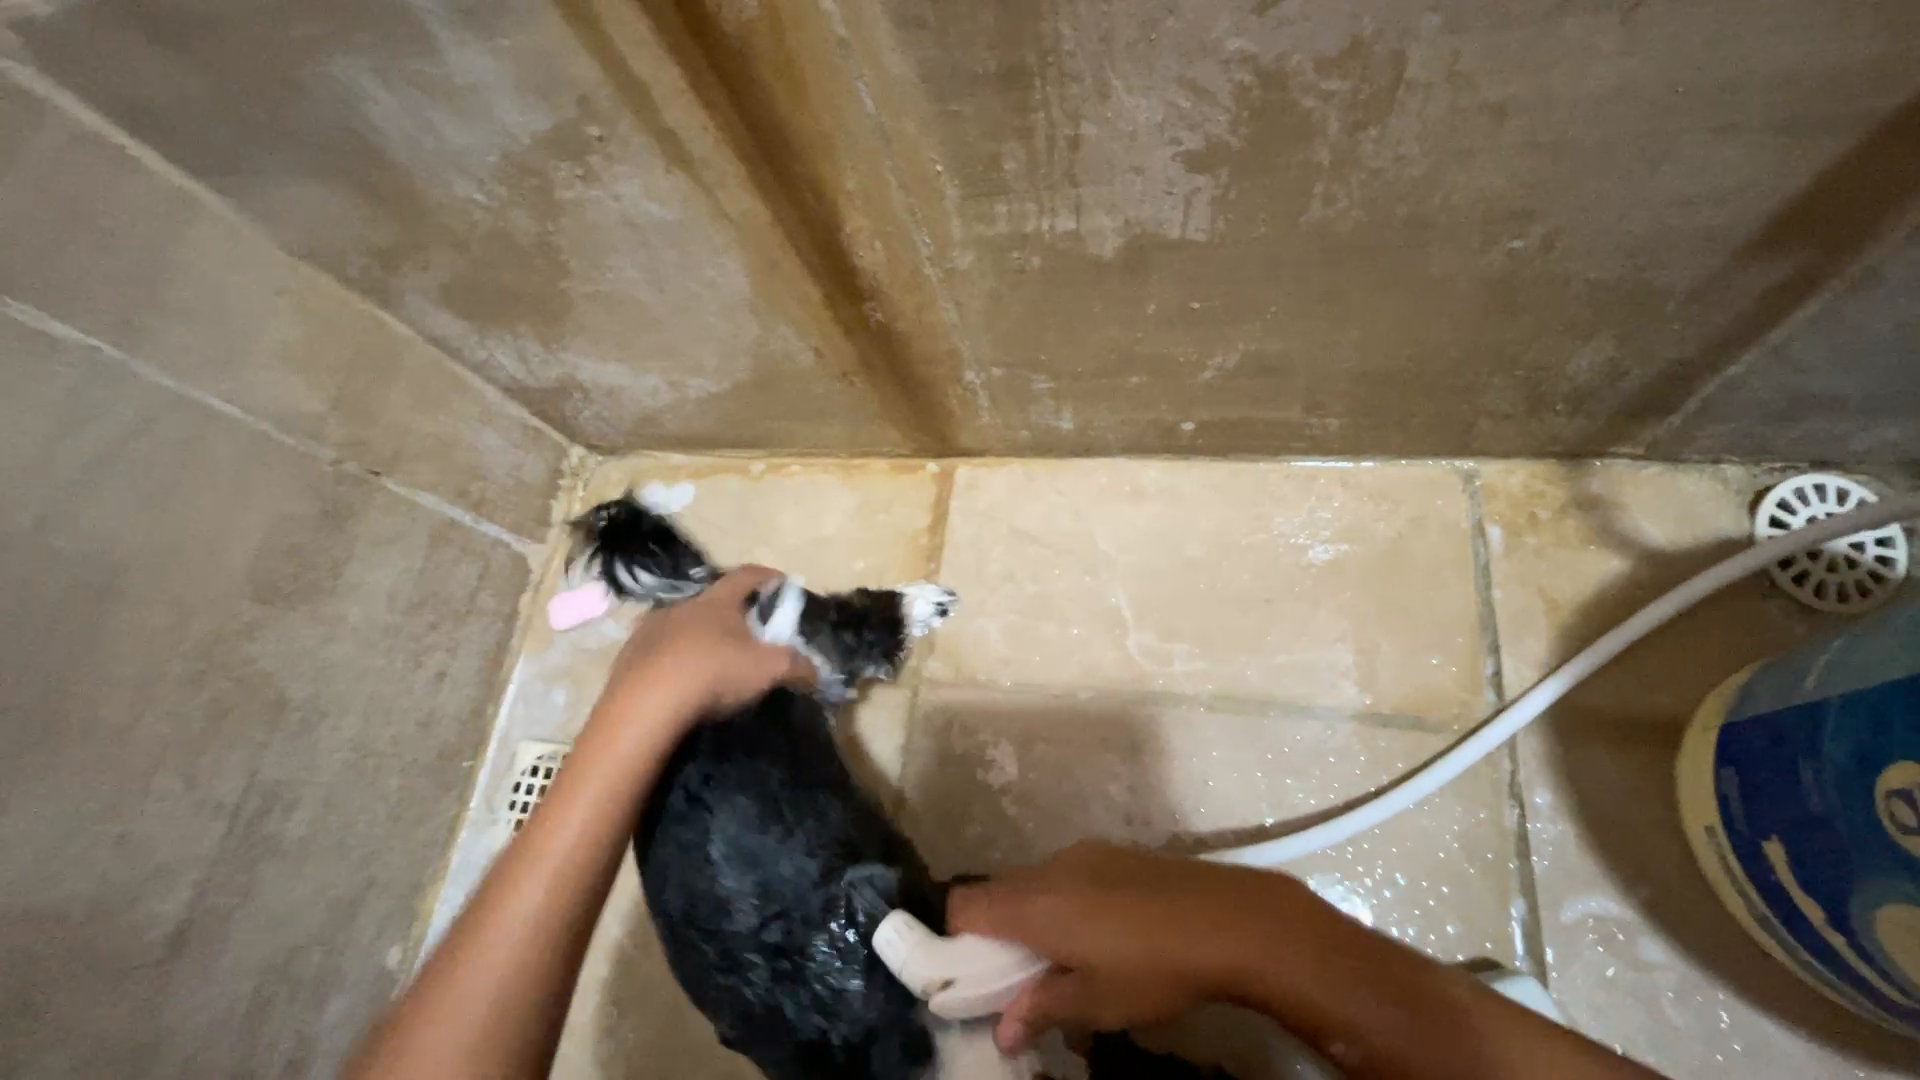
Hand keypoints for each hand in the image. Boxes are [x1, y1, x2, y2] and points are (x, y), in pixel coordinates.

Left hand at [592, 565, 814, 732]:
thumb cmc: (712, 674)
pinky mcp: (628, 658)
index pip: (745, 576)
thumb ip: (797, 666)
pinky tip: (682, 683)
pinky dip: (674, 661)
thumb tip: (816, 672)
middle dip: (732, 614)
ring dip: (699, 638)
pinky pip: (658, 653)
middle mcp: (680, 607)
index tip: (781, 583)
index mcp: (716, 602)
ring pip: (682, 626)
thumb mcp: (768, 670)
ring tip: (713, 661)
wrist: (643, 707)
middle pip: (712, 602)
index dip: (766, 577)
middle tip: (749, 633)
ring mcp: (649, 631)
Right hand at [947, 842, 1300, 1054]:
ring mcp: (1083, 854)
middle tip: (1017, 976)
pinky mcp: (1113, 852)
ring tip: (1064, 957)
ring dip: (1032, 916)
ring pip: (1034, 881)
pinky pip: (1066, 873)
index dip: (954, 937)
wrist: (1230, 918)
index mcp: (1034, 904)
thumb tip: (1002, 1032)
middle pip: (996, 891)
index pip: (964, 904)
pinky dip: (1063, 900)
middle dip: (995, 932)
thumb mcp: (1095, 1003)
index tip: (970, 973)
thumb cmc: (1153, 967)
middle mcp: (1049, 869)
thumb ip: (1040, 1009)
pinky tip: (1102, 932)